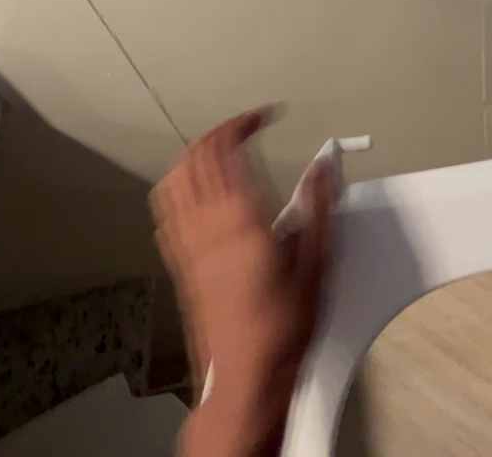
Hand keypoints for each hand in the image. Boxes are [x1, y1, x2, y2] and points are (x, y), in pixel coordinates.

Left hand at [150, 107, 332, 406]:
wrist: (246, 376)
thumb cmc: (282, 326)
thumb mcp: (318, 261)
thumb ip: (320, 206)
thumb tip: (325, 167)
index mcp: (242, 219)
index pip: (227, 149)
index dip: (243, 122)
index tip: (265, 116)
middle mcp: (207, 226)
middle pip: (196, 157)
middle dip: (219, 131)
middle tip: (244, 125)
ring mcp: (188, 245)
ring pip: (173, 180)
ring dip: (194, 154)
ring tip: (217, 147)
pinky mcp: (180, 263)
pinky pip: (166, 210)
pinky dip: (178, 185)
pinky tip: (193, 190)